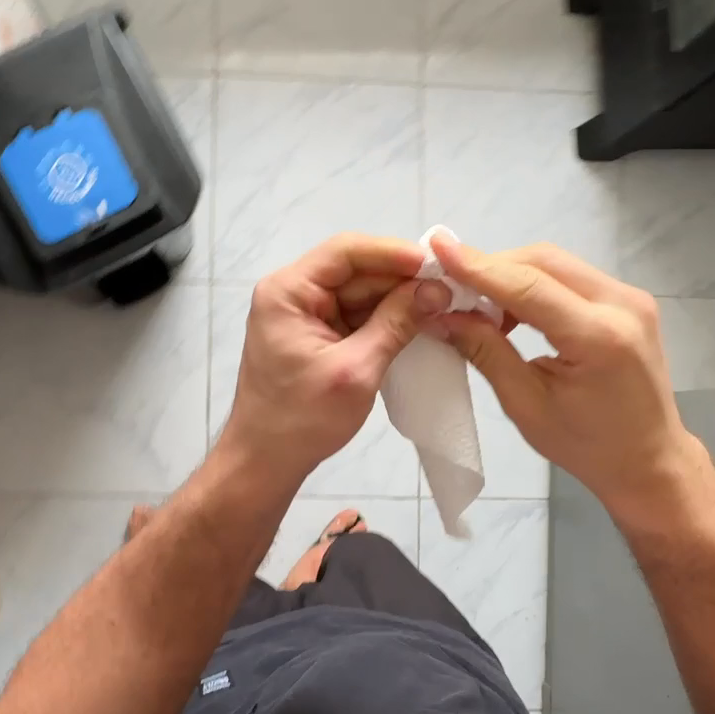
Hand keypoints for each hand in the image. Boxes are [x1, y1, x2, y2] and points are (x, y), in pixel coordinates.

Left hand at [218, 233, 448, 485]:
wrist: (265, 461)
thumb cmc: (302, 420)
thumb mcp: (355, 370)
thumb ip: (396, 324)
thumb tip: (437, 289)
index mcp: (288, 292)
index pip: (345, 252)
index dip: (393, 253)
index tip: (435, 264)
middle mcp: (292, 293)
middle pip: (355, 271)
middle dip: (401, 279)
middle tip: (450, 289)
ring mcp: (303, 315)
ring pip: (360, 293)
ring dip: (398, 300)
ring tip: (443, 304)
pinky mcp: (316, 336)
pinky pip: (355, 316)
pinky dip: (385, 320)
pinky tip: (418, 322)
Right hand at [427, 235, 699, 518]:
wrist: (649, 459)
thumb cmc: (586, 446)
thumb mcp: (525, 405)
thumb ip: (486, 352)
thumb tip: (442, 315)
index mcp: (598, 337)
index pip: (528, 285)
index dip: (478, 266)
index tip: (437, 248)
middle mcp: (621, 305)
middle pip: (543, 261)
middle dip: (491, 267)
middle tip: (449, 285)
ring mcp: (630, 298)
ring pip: (556, 263)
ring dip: (510, 274)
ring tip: (475, 303)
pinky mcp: (628, 300)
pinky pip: (570, 276)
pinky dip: (533, 284)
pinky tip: (509, 309)